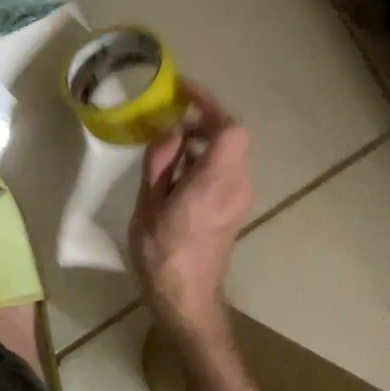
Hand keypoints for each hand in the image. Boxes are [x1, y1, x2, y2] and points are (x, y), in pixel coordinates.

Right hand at [128, 80, 254, 335]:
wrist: (186, 299)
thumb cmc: (162, 252)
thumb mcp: (149, 202)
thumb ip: (161, 161)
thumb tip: (171, 128)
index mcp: (215, 183)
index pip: (230, 129)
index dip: (209, 103)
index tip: (182, 91)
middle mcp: (236, 187)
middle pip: (232, 137)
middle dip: (203, 118)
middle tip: (168, 114)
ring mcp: (239, 198)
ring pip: (230, 152)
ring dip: (204, 138)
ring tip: (167, 141)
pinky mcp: (234, 208)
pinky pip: (226, 169)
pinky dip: (205, 156)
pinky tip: (176, 166)